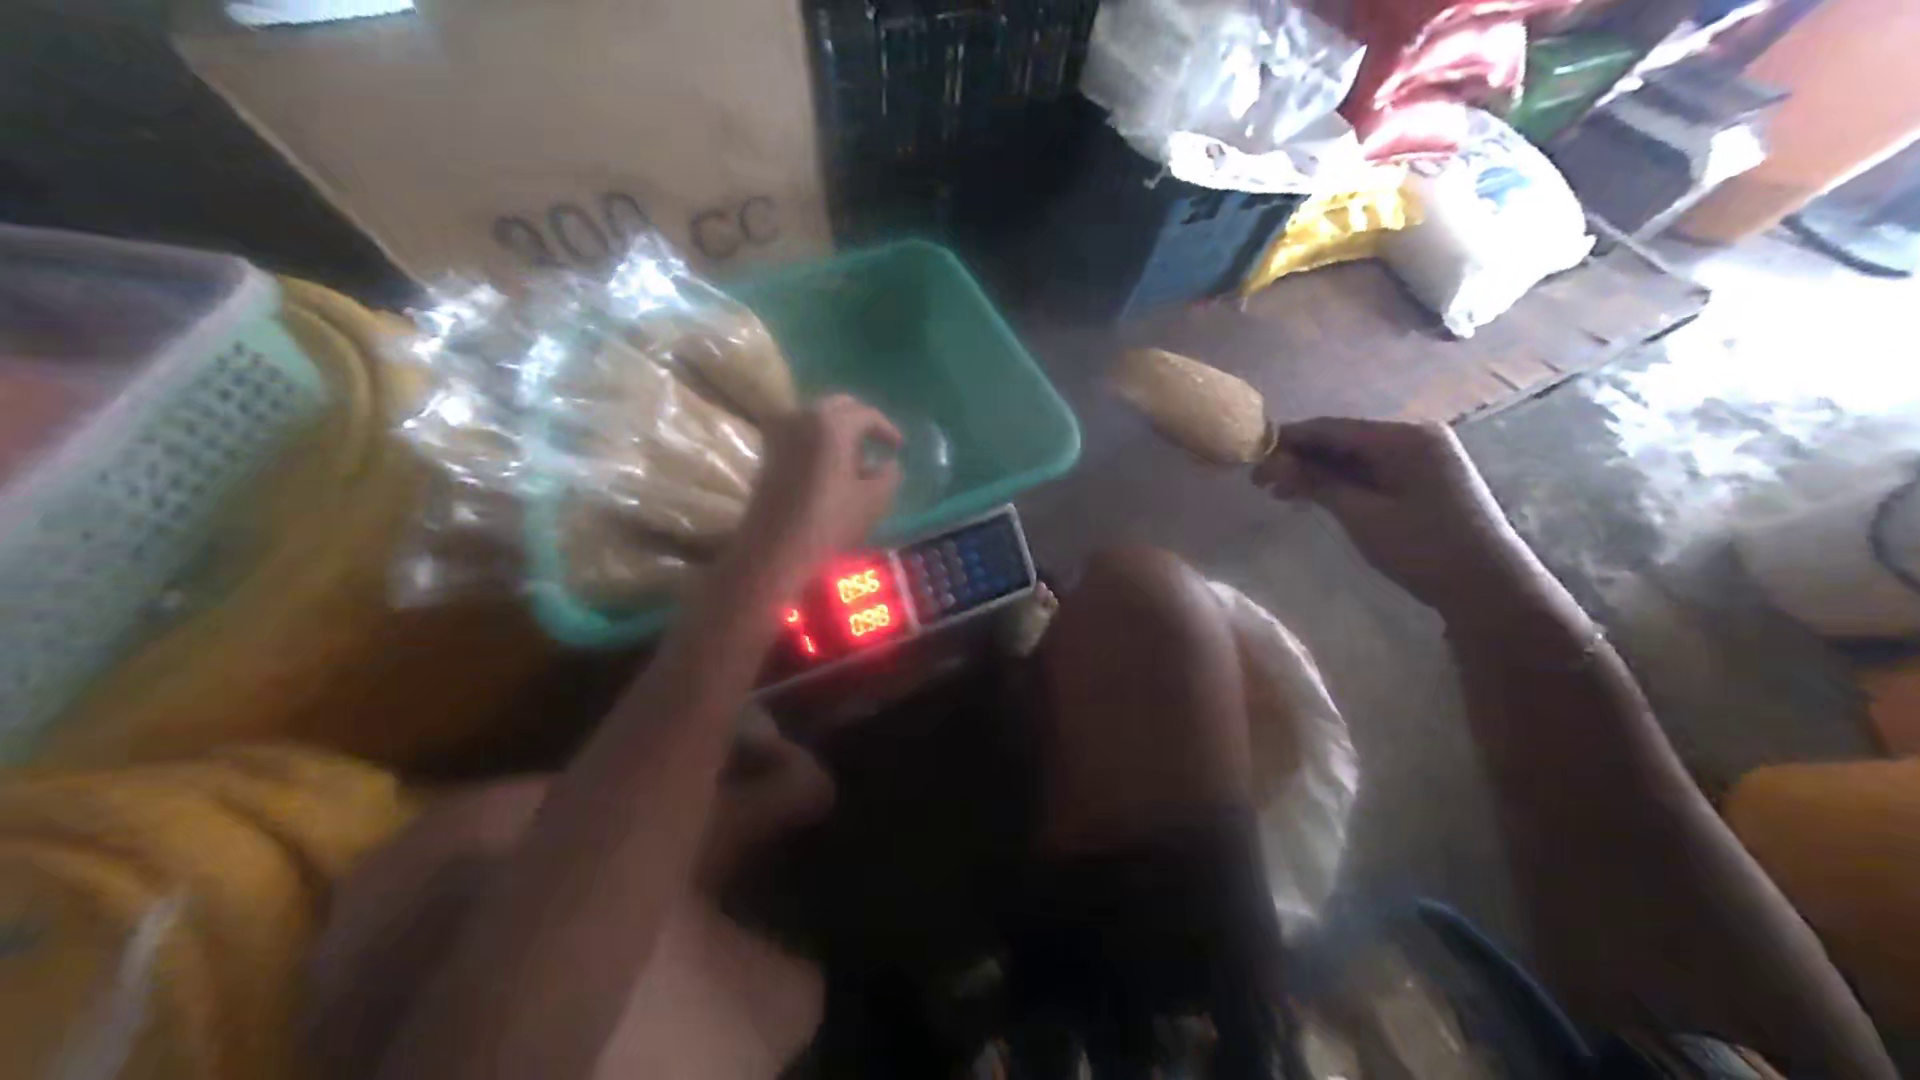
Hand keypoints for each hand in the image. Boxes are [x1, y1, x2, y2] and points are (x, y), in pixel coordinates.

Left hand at [732, 394, 902, 579]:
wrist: (774, 549)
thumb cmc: (830, 522)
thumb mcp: (874, 501)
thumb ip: (889, 475)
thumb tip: (890, 464)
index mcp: (833, 424)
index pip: (867, 414)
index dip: (887, 429)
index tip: (899, 446)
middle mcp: (803, 417)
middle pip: (839, 408)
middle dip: (861, 422)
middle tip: (878, 441)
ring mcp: (781, 433)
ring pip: (817, 420)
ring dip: (839, 431)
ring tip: (856, 457)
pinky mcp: (768, 452)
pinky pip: (801, 435)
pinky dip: (819, 442)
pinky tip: (832, 466)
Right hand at [1251, 418, 1545, 616]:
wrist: (1489, 587)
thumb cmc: (1424, 548)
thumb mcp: (1362, 515)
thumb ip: (1317, 483)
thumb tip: (1273, 462)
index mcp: (1404, 437)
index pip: (1331, 428)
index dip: (1287, 440)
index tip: (1251, 459)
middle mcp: (1414, 436)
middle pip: (1341, 439)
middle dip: (1299, 458)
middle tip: (1260, 483)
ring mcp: (1421, 457)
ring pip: (1353, 456)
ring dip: (1316, 472)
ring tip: (1280, 493)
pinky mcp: (1422, 478)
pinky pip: (1370, 469)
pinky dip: (1339, 481)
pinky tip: (1313, 496)